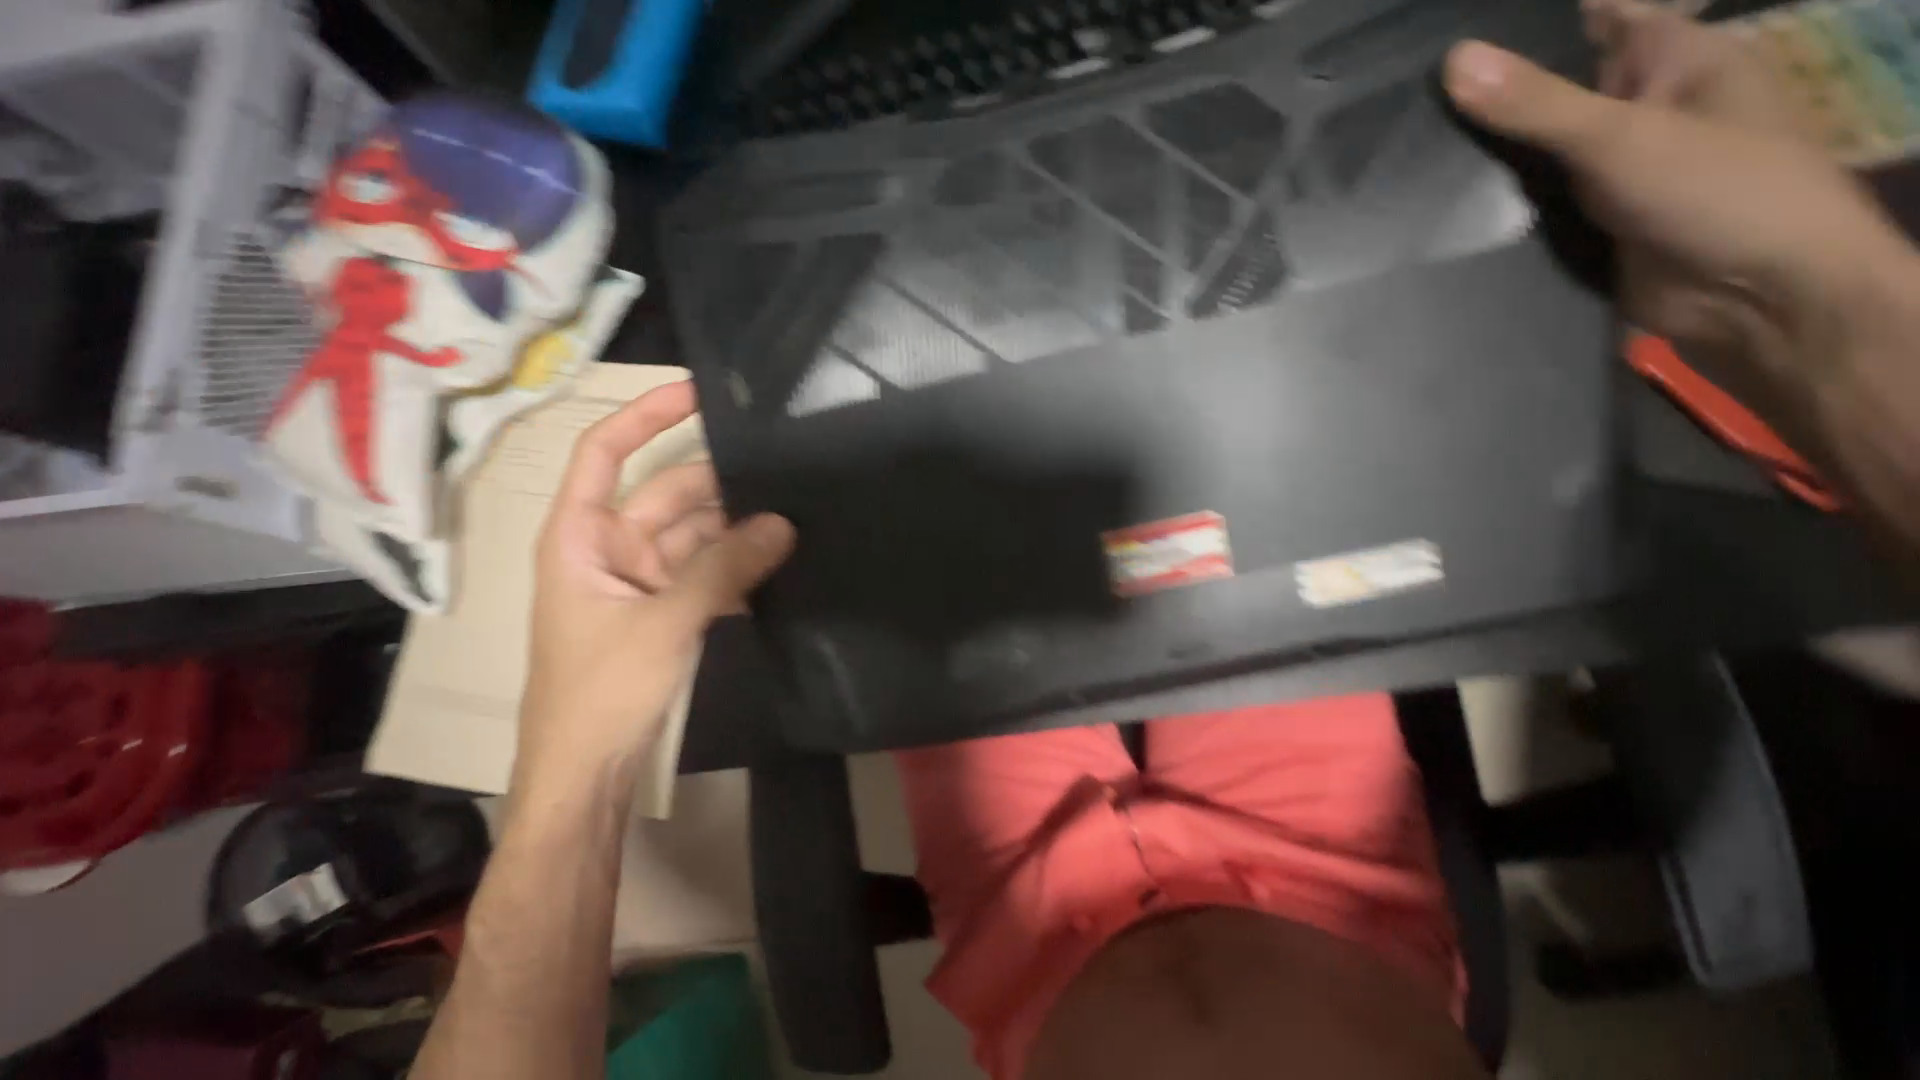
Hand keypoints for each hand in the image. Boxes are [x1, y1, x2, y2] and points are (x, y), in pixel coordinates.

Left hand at [516, 381, 793, 793]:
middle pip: (665, 493)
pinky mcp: (664, 615)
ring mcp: (638, 583)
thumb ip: (724, 568)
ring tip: (796, 514)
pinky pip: (705, 575)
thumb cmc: (601, 692)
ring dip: (737, 529)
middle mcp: (607, 548)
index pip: (603, 452)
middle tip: (784, 470)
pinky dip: (737, 568)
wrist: (586, 776)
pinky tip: (780, 561)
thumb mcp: (664, 622)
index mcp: (579, 535)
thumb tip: (783, 523)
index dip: (644, 415)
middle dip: (719, 484)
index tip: (698, 393)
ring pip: (693, 536)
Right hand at [1443, 0, 1919, 414]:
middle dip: (1489, 96)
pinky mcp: (1590, 225)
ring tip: (1406, 149)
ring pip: (1534, 151)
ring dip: (1485, 157)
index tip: (1451, 41)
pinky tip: (1435, 205)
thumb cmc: (1720, 192)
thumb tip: (1453, 59)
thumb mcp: (1622, 136)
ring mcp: (1612, 170)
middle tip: (1410, 99)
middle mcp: (1639, 108)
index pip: (1589, 20)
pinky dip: (1493, 207)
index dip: (1523, 28)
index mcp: (1671, 59)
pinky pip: (1532, 205)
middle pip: (1550, 89)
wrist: (1758, 302)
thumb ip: (1536, 103)